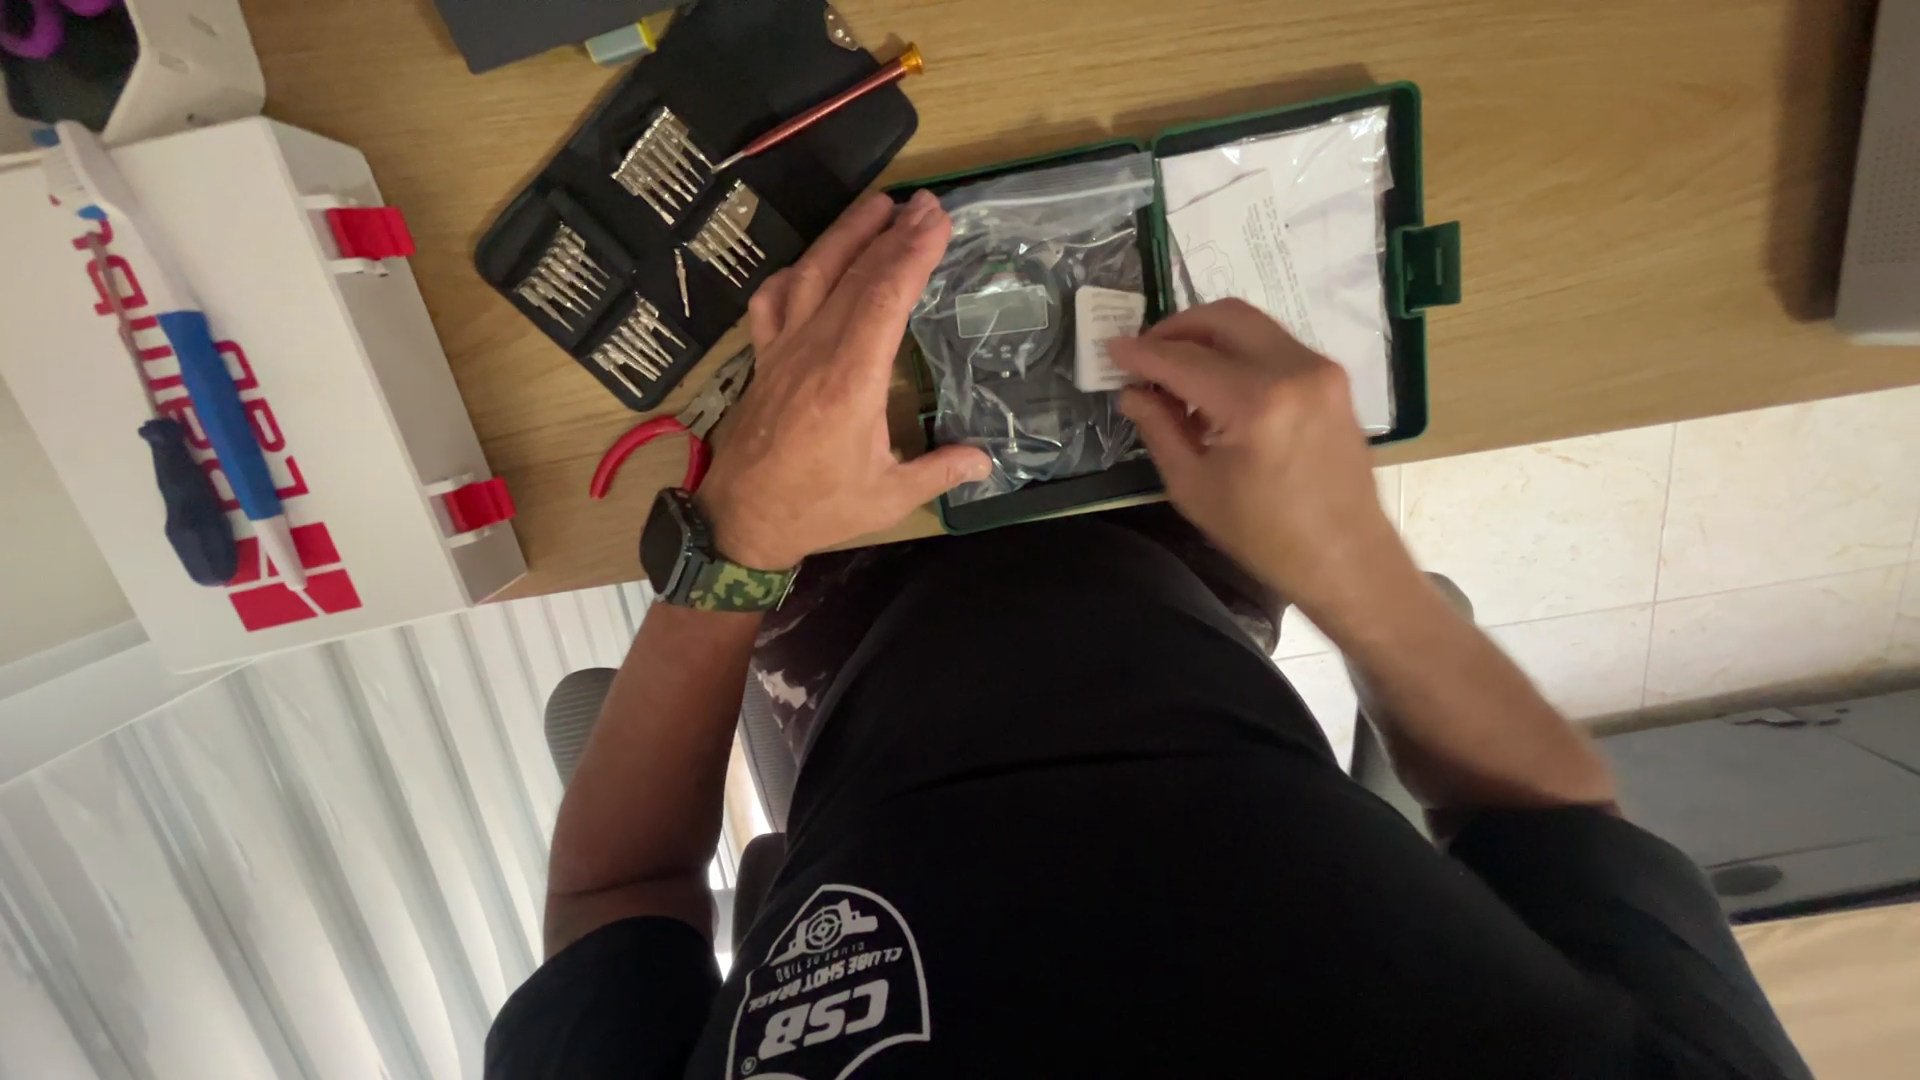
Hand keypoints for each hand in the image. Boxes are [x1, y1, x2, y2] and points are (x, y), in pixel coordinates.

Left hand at [695, 191, 991, 569]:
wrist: (741, 520)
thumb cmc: (817, 510)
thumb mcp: (889, 497)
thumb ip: (939, 472)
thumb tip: (986, 462)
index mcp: (850, 382)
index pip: (885, 299)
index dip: (913, 255)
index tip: (938, 221)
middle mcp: (815, 352)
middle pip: (854, 276)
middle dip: (892, 234)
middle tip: (925, 204)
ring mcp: (783, 351)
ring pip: (811, 275)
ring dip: (845, 235)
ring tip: (877, 204)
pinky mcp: (763, 360)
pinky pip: (773, 302)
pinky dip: (793, 274)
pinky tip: (810, 264)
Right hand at [1106, 299, 1411, 611]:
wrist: (1345, 557)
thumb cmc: (1263, 535)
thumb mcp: (1193, 487)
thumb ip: (1159, 429)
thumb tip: (1132, 393)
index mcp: (1256, 403)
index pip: (1184, 360)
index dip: (1142, 353)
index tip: (1111, 348)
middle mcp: (1294, 370)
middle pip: (1223, 317)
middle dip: (1176, 328)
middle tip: (1144, 352)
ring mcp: (1320, 369)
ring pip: (1251, 324)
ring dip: (1207, 337)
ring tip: (1175, 372)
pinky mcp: (1332, 379)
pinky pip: (1273, 345)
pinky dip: (1236, 351)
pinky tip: (1215, 387)